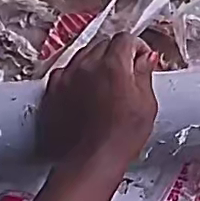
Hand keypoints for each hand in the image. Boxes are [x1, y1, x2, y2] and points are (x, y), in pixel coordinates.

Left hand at [38, 32, 157, 170]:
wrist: (90, 161)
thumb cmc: (119, 138)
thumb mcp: (146, 104)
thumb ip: (144, 74)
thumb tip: (146, 59)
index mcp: (113, 64)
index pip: (126, 39)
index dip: (138, 47)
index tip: (142, 59)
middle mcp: (86, 65)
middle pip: (103, 44)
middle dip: (117, 53)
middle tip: (127, 72)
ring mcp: (67, 77)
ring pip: (83, 55)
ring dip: (96, 63)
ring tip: (106, 84)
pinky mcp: (53, 91)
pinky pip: (66, 72)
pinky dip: (76, 77)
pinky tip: (85, 92)